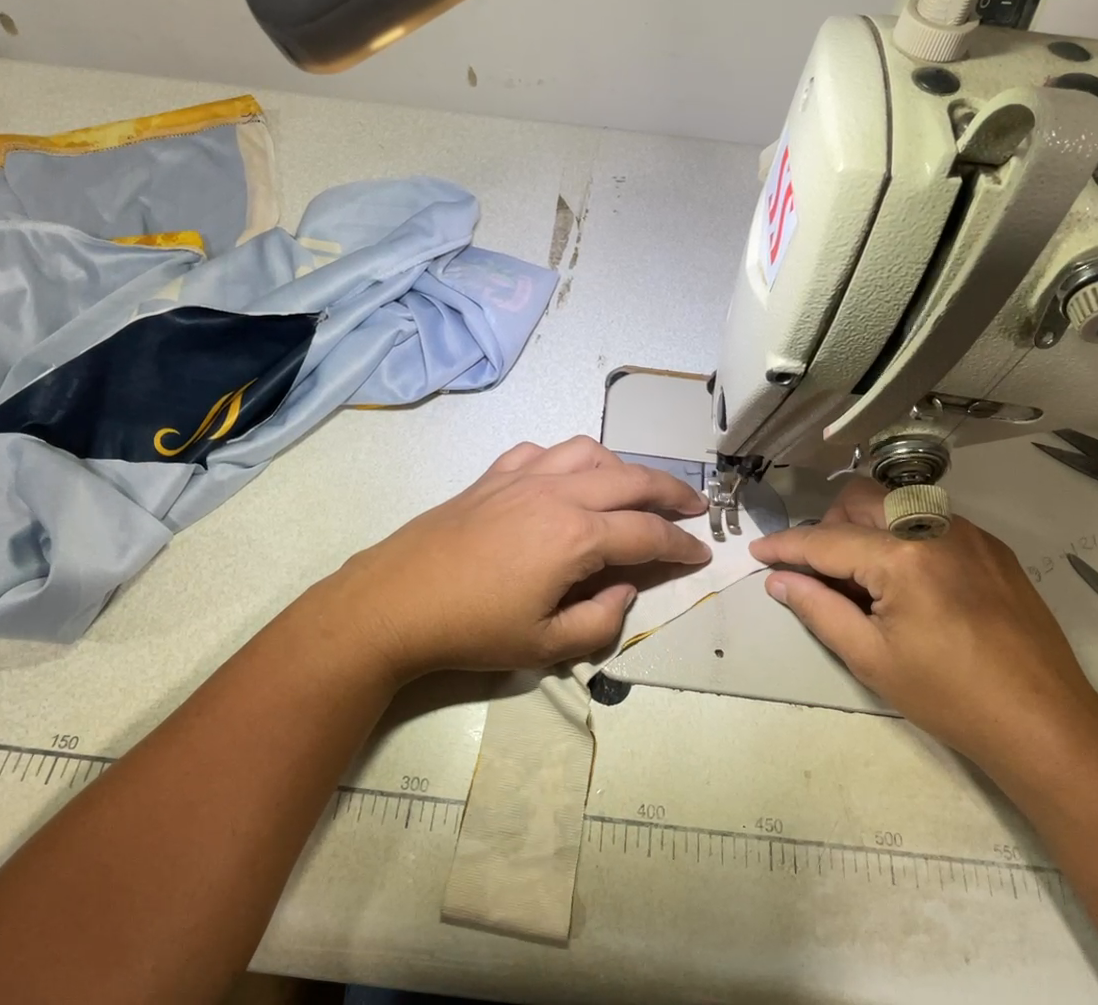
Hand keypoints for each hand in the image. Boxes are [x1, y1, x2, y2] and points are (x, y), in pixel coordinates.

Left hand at [308, 437, 710, 682]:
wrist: (395, 603)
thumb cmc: (472, 630)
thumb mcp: (545, 646)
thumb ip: (600, 620)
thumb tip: (624, 590)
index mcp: (576, 536)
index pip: (647, 534)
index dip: (681, 545)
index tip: (702, 554)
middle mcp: (557, 494)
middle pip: (630, 480)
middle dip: (671, 492)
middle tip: (695, 507)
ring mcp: (522, 478)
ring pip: (588, 452)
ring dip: (622, 467)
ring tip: (635, 488)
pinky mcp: (491, 477)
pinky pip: (541, 452)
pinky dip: (566, 459)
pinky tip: (566, 478)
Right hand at [749, 480, 1097, 770]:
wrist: (1043, 721)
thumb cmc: (949, 697)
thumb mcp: (871, 658)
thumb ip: (819, 609)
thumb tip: (779, 580)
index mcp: (903, 557)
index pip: (827, 540)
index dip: (786, 546)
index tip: (757, 551)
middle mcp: (937, 528)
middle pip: (862, 498)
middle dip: (828, 524)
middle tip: (817, 569)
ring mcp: (971, 535)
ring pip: (899, 503)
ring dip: (866, 526)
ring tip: (863, 579)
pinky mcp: (994, 550)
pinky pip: (933, 522)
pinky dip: (904, 537)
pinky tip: (908, 584)